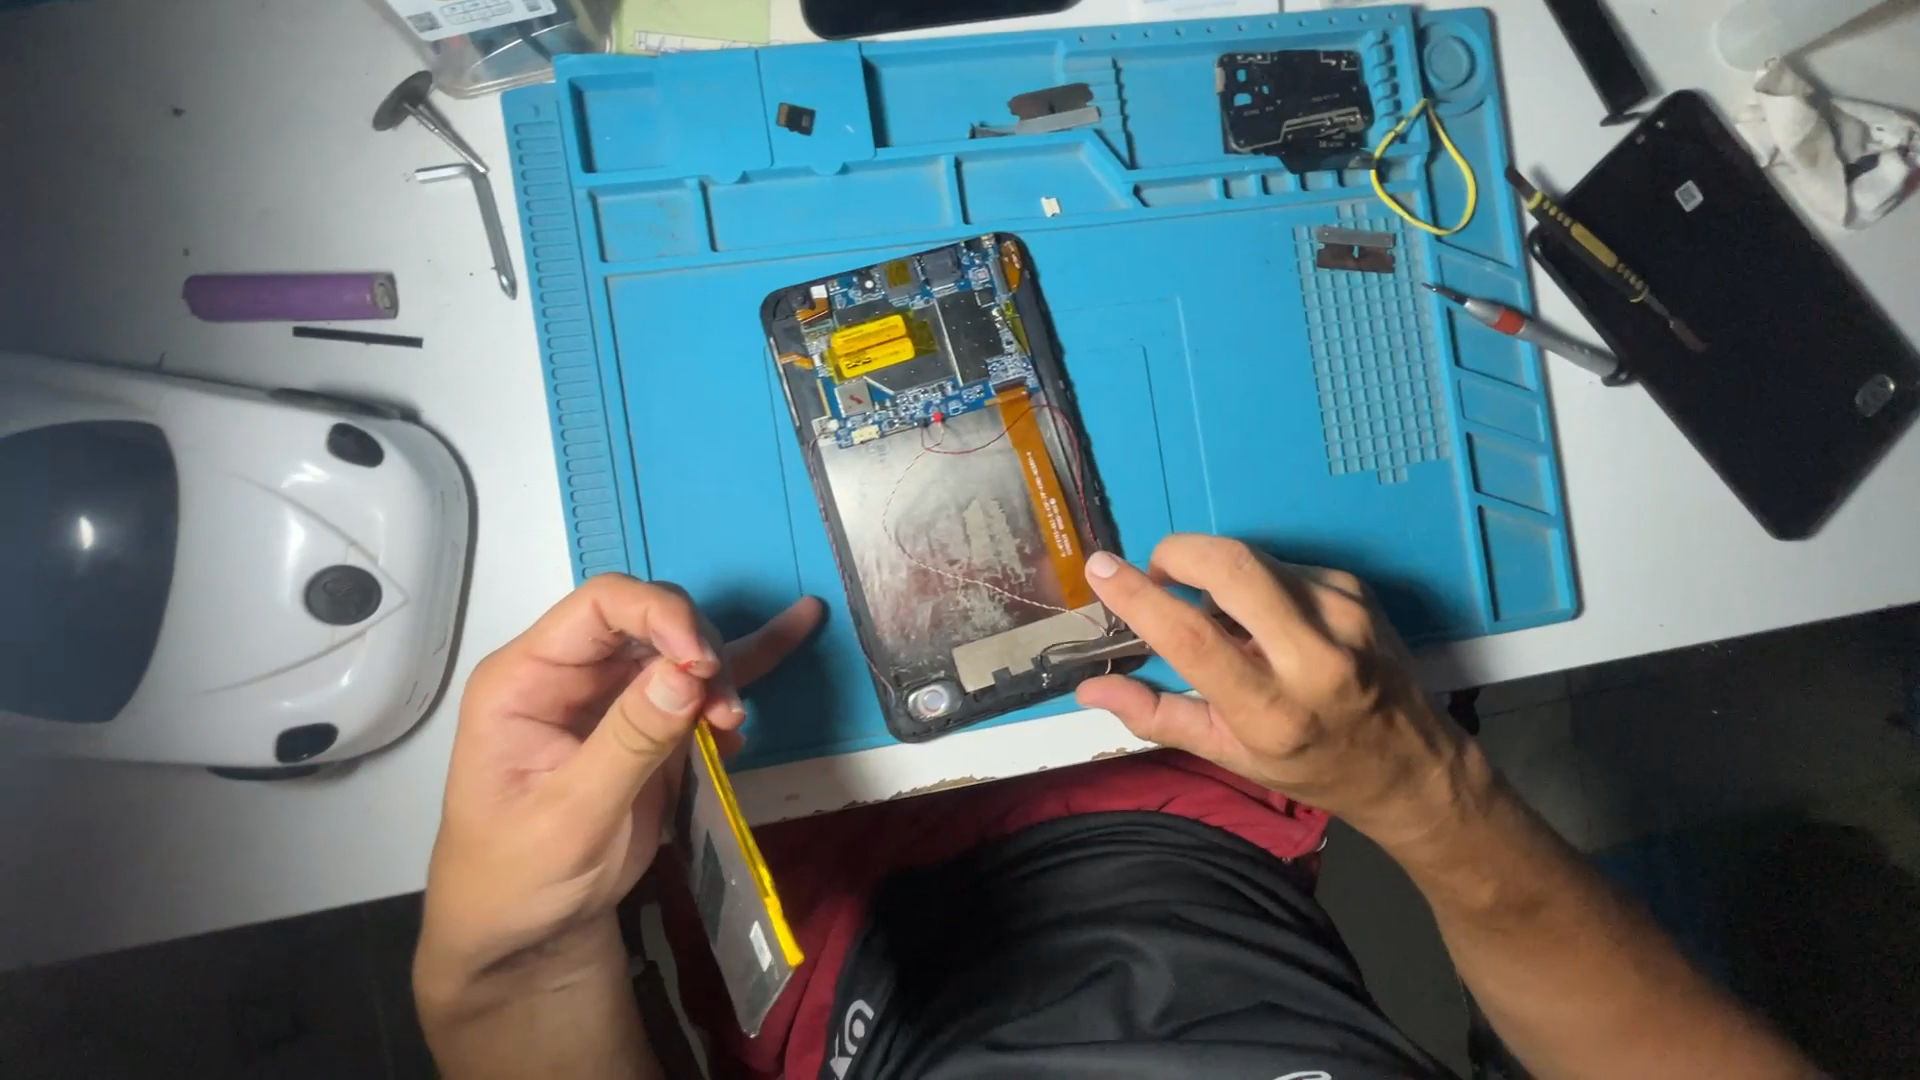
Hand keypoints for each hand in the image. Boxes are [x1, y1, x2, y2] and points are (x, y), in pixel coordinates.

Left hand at [416, 575, 822, 1015]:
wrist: (532, 927)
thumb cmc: (522, 876)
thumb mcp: (570, 817)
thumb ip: (629, 741)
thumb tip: (688, 674)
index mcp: (529, 677)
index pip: (602, 606)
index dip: (660, 615)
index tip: (704, 664)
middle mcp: (577, 670)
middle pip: (654, 620)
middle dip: (700, 654)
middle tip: (724, 717)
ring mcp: (619, 691)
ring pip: (687, 647)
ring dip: (724, 675)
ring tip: (733, 725)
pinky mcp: (656, 716)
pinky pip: (707, 681)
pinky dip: (750, 664)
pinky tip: (798, 626)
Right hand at [1077, 536, 1469, 843]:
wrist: (1414, 765)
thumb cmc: (1309, 765)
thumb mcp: (1228, 754)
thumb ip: (1155, 716)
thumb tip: (1089, 687)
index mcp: (1273, 709)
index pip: (1192, 636)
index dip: (1138, 596)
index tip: (1099, 569)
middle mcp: (1314, 655)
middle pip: (1231, 566)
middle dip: (1176, 553)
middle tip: (1157, 574)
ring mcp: (1342, 612)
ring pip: (1252, 557)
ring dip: (1213, 568)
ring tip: (1216, 608)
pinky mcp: (1354, 587)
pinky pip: (1280, 565)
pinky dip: (1253, 580)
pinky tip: (1264, 615)